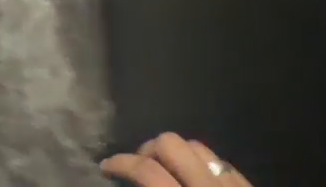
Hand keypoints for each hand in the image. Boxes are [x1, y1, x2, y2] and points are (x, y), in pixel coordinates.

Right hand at [100, 133, 252, 186]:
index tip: (106, 167)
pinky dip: (200, 164)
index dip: (120, 163)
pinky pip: (219, 161)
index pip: (148, 171)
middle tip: (137, 168)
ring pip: (195, 146)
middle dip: (147, 150)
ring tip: (165, 170)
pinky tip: (195, 181)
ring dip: (174, 154)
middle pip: (170, 144)